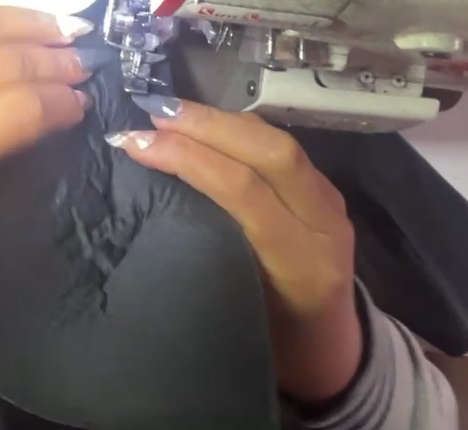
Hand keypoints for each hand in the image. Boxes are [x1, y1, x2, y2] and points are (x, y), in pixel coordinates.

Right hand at [108, 100, 362, 403]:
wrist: (332, 355)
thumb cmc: (275, 345)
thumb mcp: (238, 310)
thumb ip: (208, 250)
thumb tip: (150, 189)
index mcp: (300, 263)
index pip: (244, 191)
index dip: (188, 159)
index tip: (136, 145)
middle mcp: (324, 224)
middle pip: (270, 152)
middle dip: (206, 124)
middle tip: (152, 114)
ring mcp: (330, 202)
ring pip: (277, 140)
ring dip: (219, 119)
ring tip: (168, 112)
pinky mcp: (325, 189)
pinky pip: (279, 145)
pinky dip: (235, 128)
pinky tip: (202, 124)